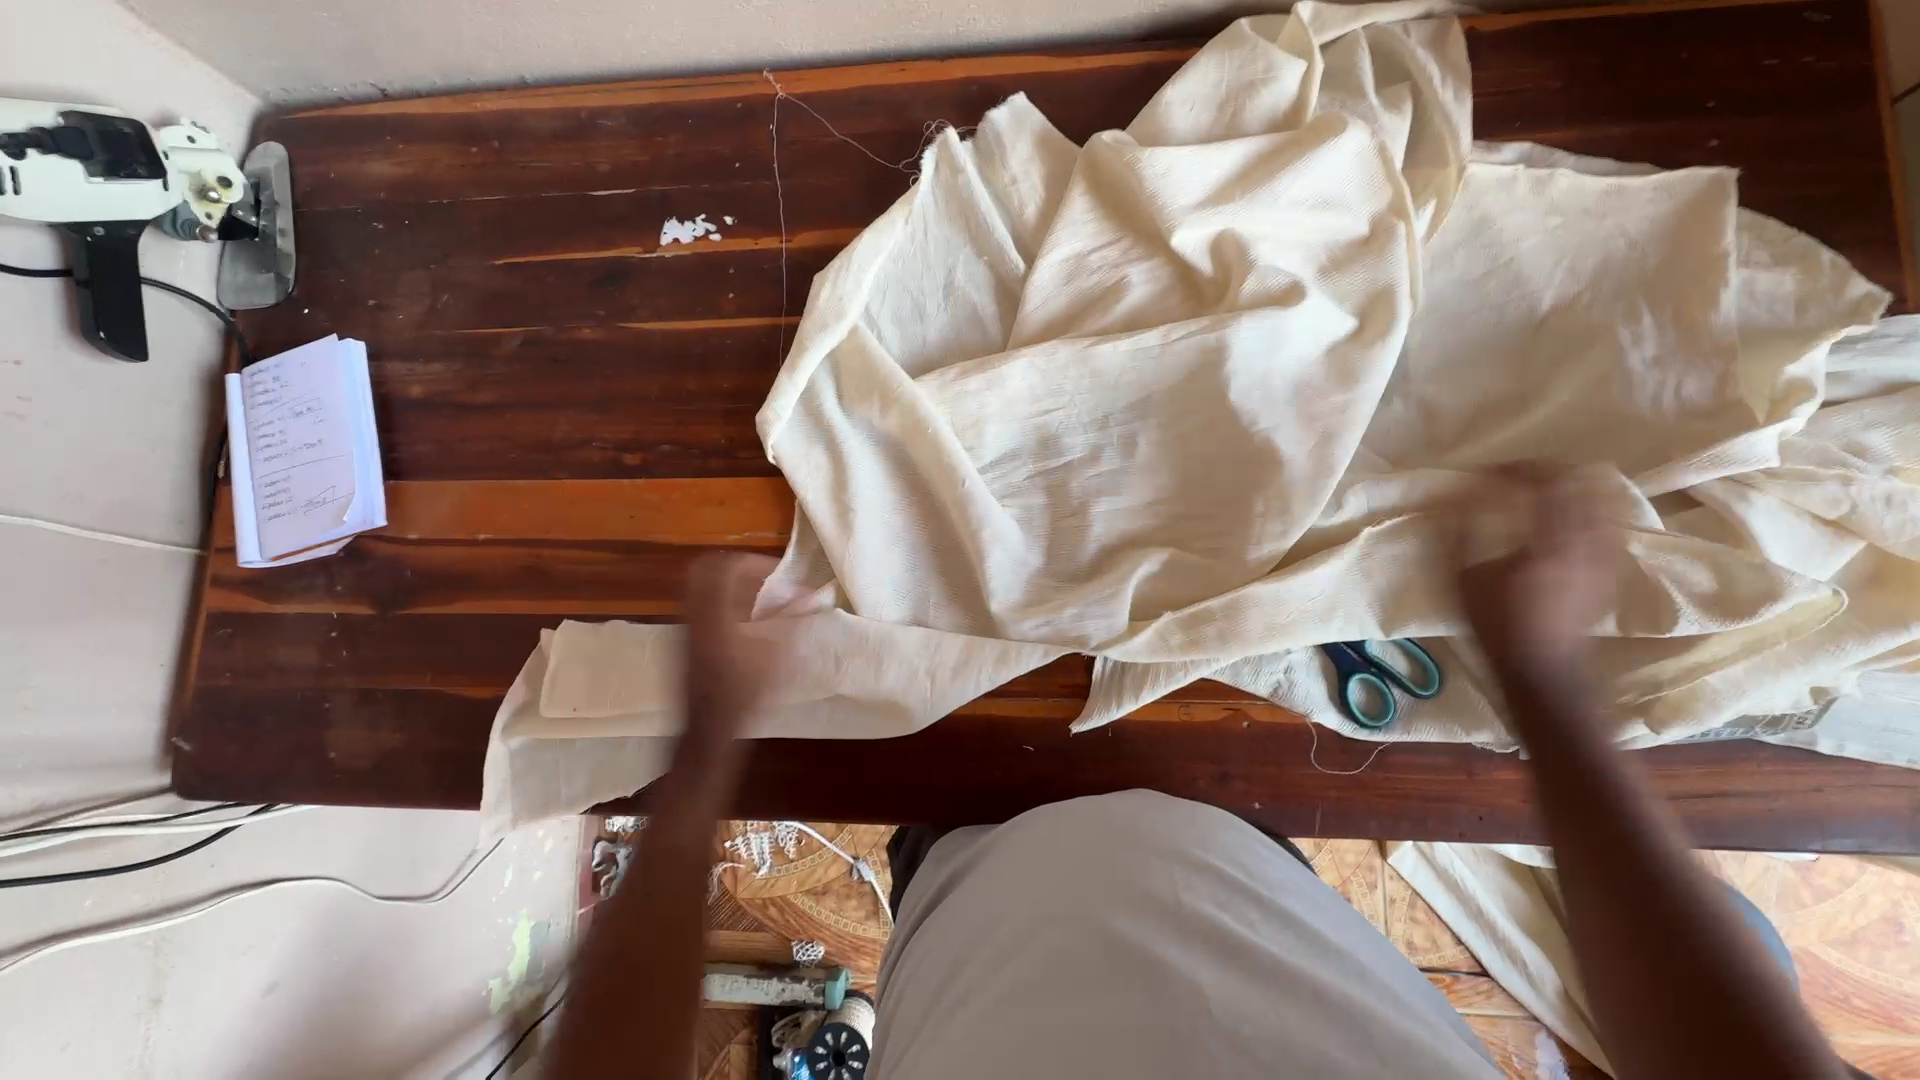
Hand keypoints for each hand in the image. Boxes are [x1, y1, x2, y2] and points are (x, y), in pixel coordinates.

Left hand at [681, 552, 782, 751]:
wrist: (707, 732)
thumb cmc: (742, 699)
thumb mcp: (773, 661)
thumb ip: (788, 624)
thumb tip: (807, 598)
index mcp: (715, 616)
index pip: (726, 568)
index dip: (754, 562)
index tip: (777, 574)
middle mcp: (694, 615)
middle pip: (705, 569)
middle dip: (736, 566)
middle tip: (761, 576)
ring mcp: (684, 627)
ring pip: (699, 585)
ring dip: (727, 582)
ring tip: (754, 595)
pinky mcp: (683, 640)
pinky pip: (698, 603)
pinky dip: (720, 599)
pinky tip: (741, 619)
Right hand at [1454, 473, 1616, 677]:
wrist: (1542, 668)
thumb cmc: (1495, 625)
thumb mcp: (1463, 578)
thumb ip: (1460, 532)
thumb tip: (1455, 495)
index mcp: (1549, 539)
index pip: (1540, 481)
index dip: (1513, 468)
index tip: (1489, 470)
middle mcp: (1587, 539)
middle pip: (1579, 483)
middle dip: (1546, 471)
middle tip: (1517, 475)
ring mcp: (1606, 553)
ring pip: (1600, 499)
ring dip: (1570, 488)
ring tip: (1541, 491)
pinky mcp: (1611, 568)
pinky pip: (1607, 523)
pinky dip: (1586, 510)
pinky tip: (1565, 520)